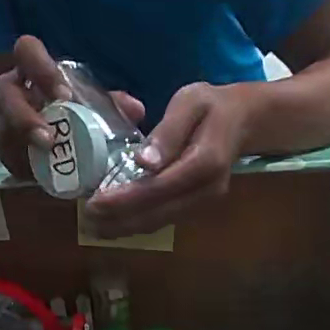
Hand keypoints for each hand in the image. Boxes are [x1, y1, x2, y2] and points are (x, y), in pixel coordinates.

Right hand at [0, 34, 142, 179]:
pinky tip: (45, 177)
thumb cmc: (62, 104)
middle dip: (25, 120)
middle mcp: (7, 92)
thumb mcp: (82, 98)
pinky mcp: (1, 151)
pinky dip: (27, 169)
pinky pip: (9, 161)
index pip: (26, 51)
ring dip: (24, 150)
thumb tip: (136, 110)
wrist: (27, 117)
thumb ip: (107, 101)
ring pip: (0, 133)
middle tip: (48, 139)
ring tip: (47, 166)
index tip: (64, 95)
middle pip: (6, 99)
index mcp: (27, 68)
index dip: (43, 71)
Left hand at [83, 81, 252, 237]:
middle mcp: (206, 191)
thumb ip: (167, 131)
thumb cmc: (212, 106)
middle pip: (156, 215)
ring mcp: (203, 204)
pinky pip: (163, 219)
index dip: (124, 200)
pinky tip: (115, 221)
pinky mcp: (196, 207)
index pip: (158, 188)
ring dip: (125, 227)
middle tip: (86, 220)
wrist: (244, 122)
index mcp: (205, 163)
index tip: (94, 203)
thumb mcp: (190, 101)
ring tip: (94, 224)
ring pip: (159, 223)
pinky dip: (137, 222)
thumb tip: (143, 162)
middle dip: (119, 221)